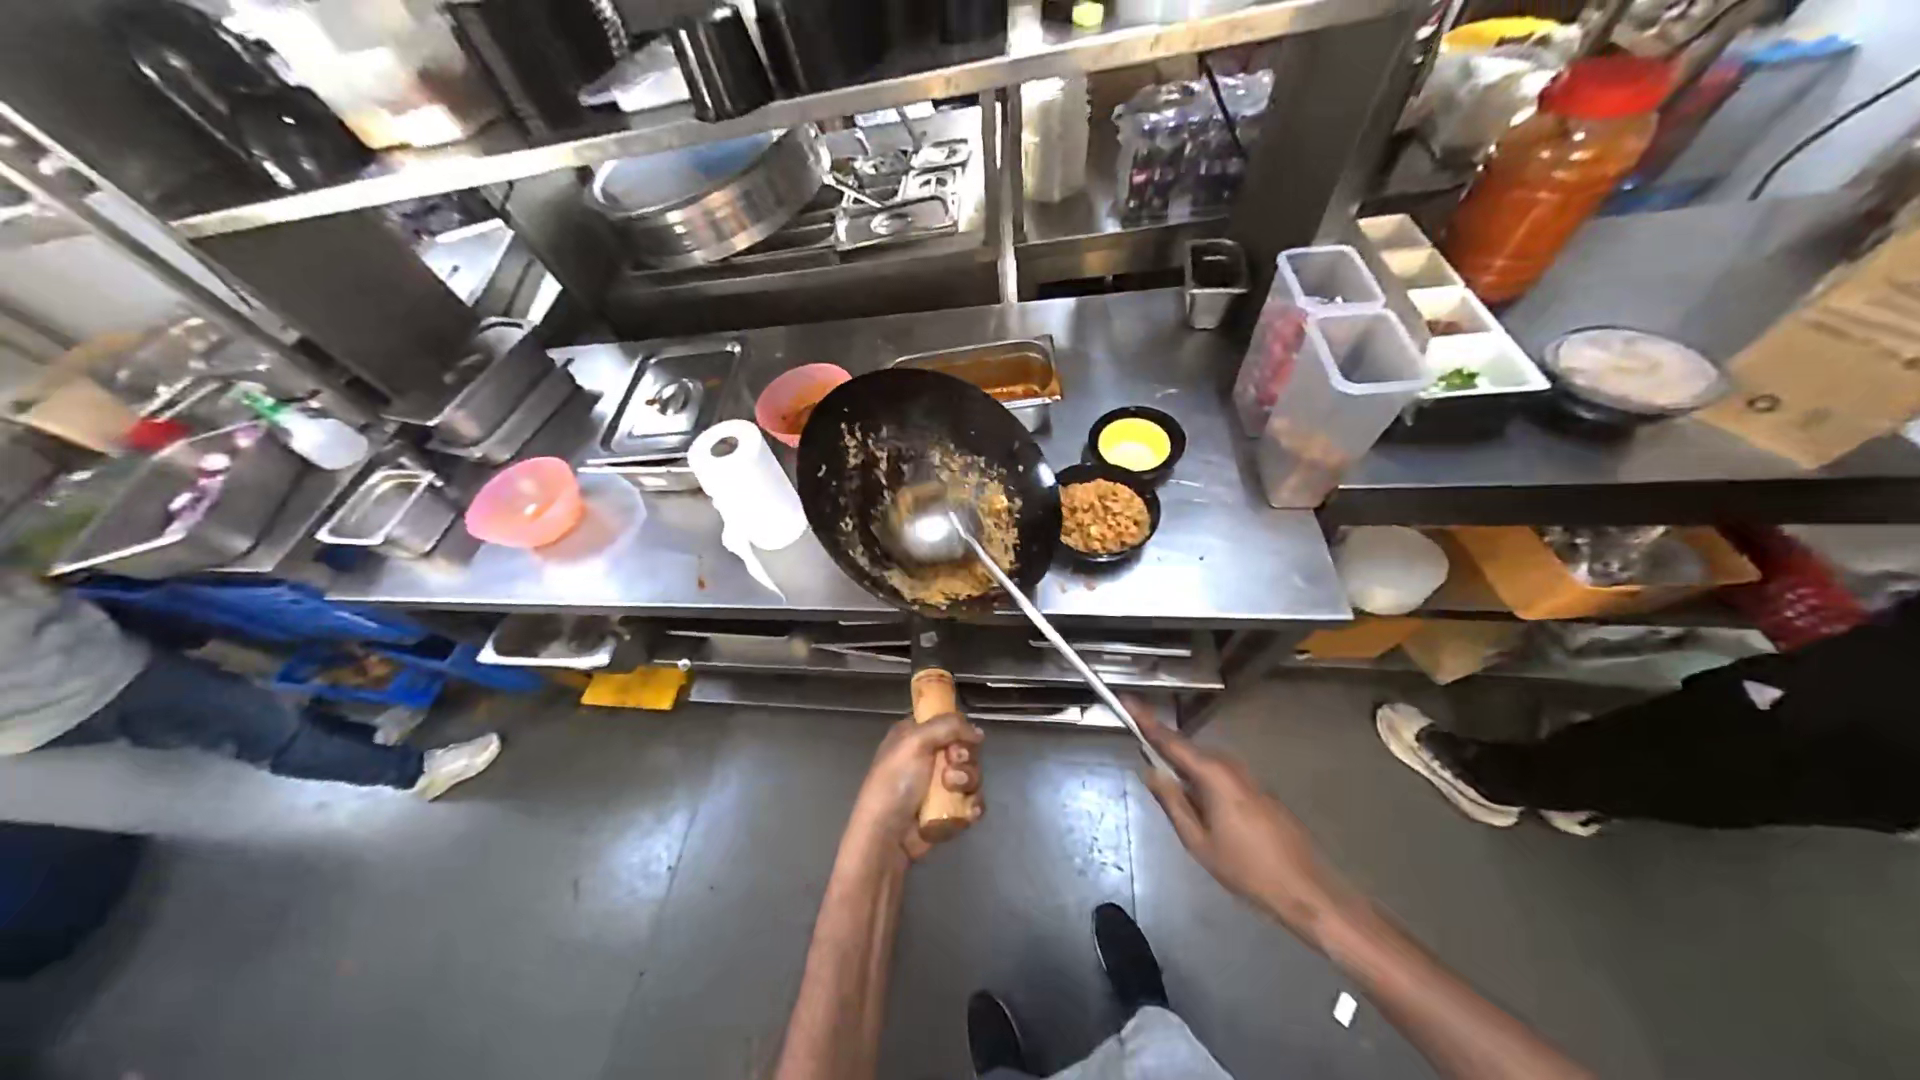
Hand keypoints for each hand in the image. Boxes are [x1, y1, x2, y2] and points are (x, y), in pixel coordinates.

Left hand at [848, 713, 983, 860]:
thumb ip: (948, 726)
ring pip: (972, 776)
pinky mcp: (949, 810)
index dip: (958, 731)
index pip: (949, 723)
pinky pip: (973, 802)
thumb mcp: (915, 742)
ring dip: (968, 783)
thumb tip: (977, 731)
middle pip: (966, 749)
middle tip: (951, 767)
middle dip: (965, 760)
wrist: (887, 836)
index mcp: (916, 735)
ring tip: (953, 792)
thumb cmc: (895, 782)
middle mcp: (929, 756)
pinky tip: (967, 813)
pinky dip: (972, 807)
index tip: (956, 742)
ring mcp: (939, 785)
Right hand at [1137, 704, 1354, 941]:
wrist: (1306, 891)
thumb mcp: (1197, 841)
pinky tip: (1209, 819)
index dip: (1146, 720)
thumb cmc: (1246, 869)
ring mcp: (1248, 777)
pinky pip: (1221, 779)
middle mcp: (1231, 767)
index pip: (1170, 741)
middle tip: (1151, 778)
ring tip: (1185, 813)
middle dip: (1167, 758)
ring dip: (1188, 778)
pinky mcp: (1259, 791)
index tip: (1126, 700)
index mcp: (1213, 775)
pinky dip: (1206, 788)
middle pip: (1188, 753)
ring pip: (1205, 768)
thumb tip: (1151, 771)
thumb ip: (1171, 802)